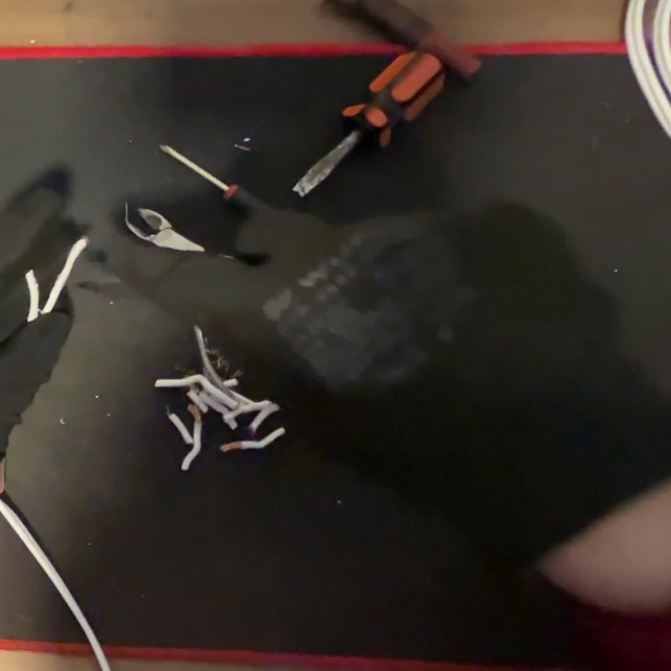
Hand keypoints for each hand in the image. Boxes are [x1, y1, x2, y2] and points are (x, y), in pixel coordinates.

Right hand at [104, 196, 670, 566]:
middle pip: (269, 229)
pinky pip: (437, 240)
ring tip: (403, 316)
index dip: (148, 261)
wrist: (551, 444)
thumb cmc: (407, 450)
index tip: (119, 239)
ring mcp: (412, 225)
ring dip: (361, 269)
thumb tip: (258, 331)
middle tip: (280, 280)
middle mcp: (329, 250)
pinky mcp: (485, 220)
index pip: (187, 277)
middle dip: (261, 249)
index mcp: (276, 309)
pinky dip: (434, 269)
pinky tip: (467, 310)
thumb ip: (273, 363)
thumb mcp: (315, 420)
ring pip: (362, 239)